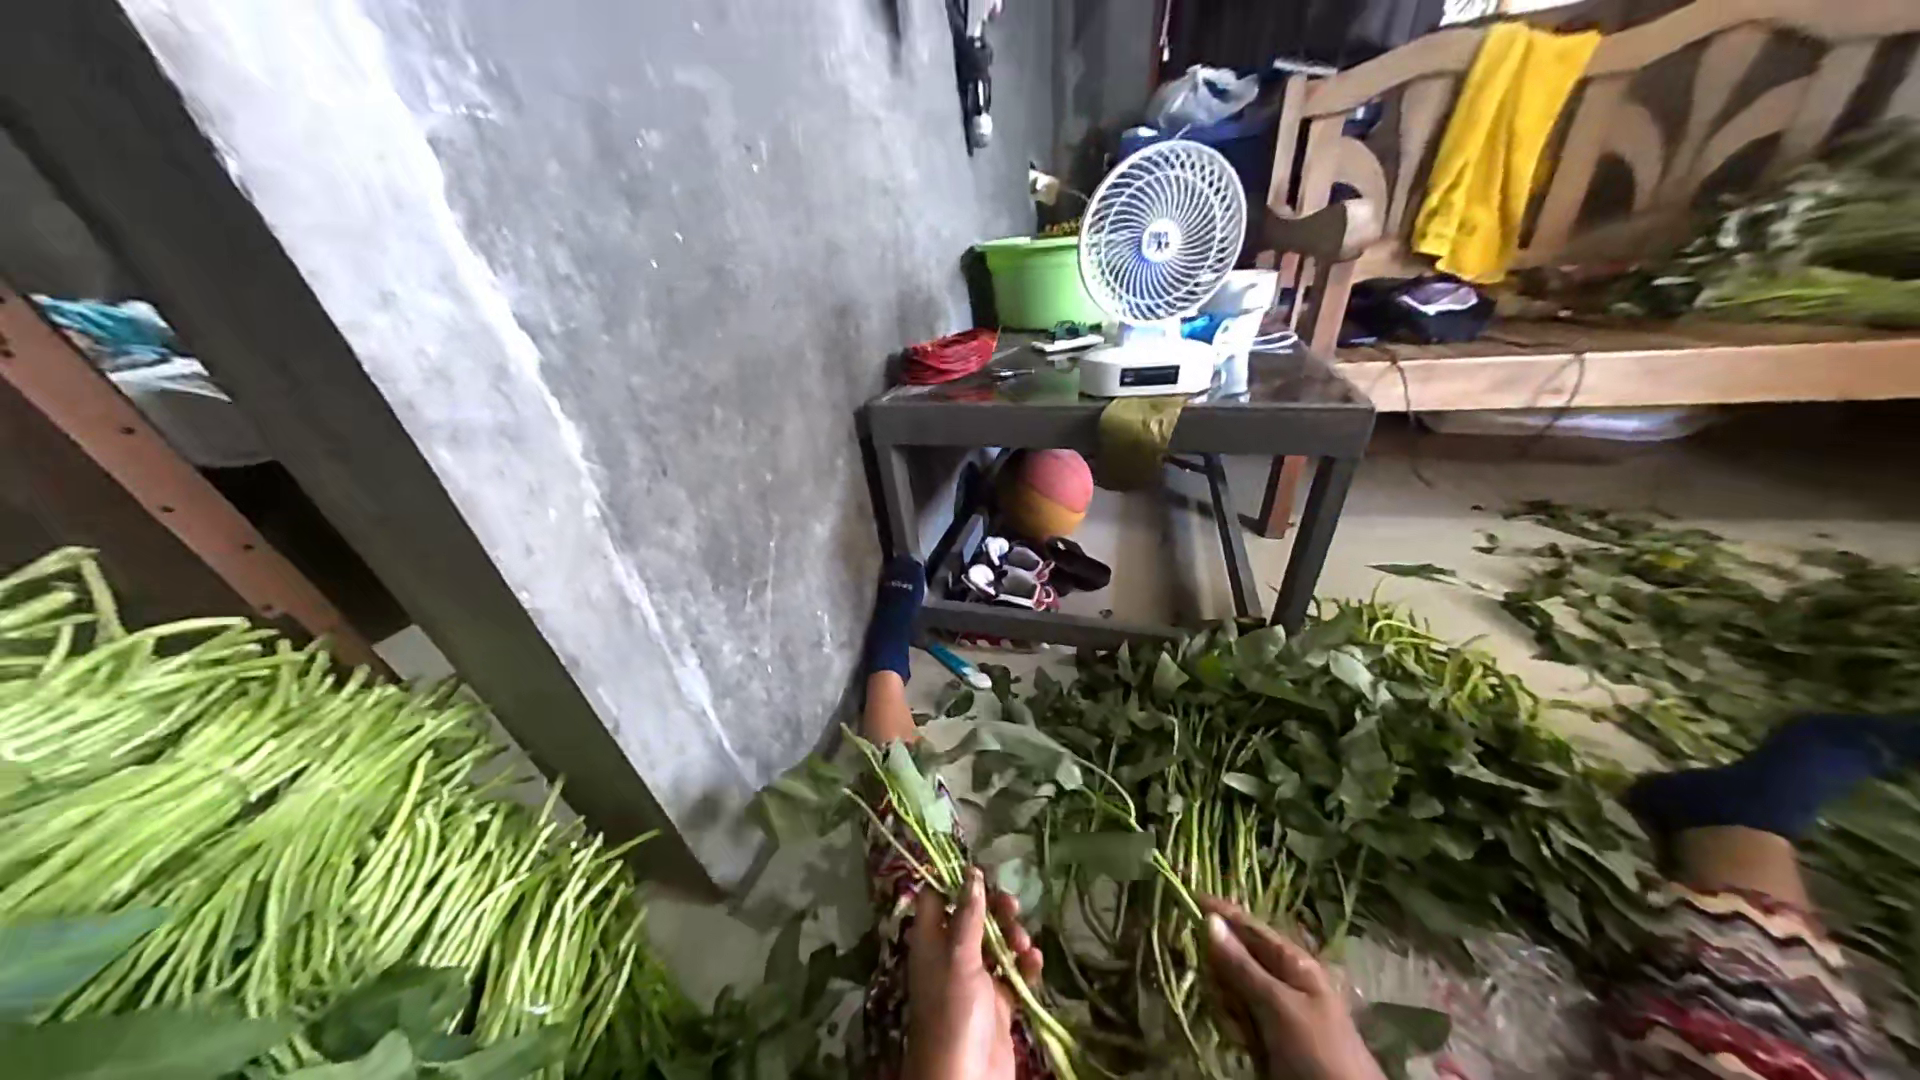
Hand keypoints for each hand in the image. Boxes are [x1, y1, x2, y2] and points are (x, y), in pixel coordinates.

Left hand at [904, 868, 1043, 1079]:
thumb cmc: (953, 1012)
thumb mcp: (959, 957)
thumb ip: (969, 915)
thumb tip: (972, 871)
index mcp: (931, 941)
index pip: (936, 898)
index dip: (953, 880)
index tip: (979, 865)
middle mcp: (950, 955)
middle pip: (972, 917)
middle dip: (994, 908)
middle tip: (1013, 905)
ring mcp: (975, 980)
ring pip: (996, 943)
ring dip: (1012, 936)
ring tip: (1024, 944)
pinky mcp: (998, 1002)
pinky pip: (1013, 973)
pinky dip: (1025, 965)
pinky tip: (1035, 962)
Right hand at [1200, 896, 1385, 1079]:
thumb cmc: (1319, 1054)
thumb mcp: (1278, 1007)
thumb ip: (1242, 965)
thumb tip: (1209, 919)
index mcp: (1293, 963)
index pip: (1249, 925)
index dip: (1220, 910)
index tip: (1187, 894)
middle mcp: (1283, 979)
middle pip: (1236, 955)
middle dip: (1220, 967)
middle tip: (1218, 989)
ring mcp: (1276, 1009)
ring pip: (1232, 986)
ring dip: (1226, 1001)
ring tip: (1237, 1026)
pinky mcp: (1268, 1036)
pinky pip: (1237, 1015)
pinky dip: (1232, 1023)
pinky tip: (1240, 1039)